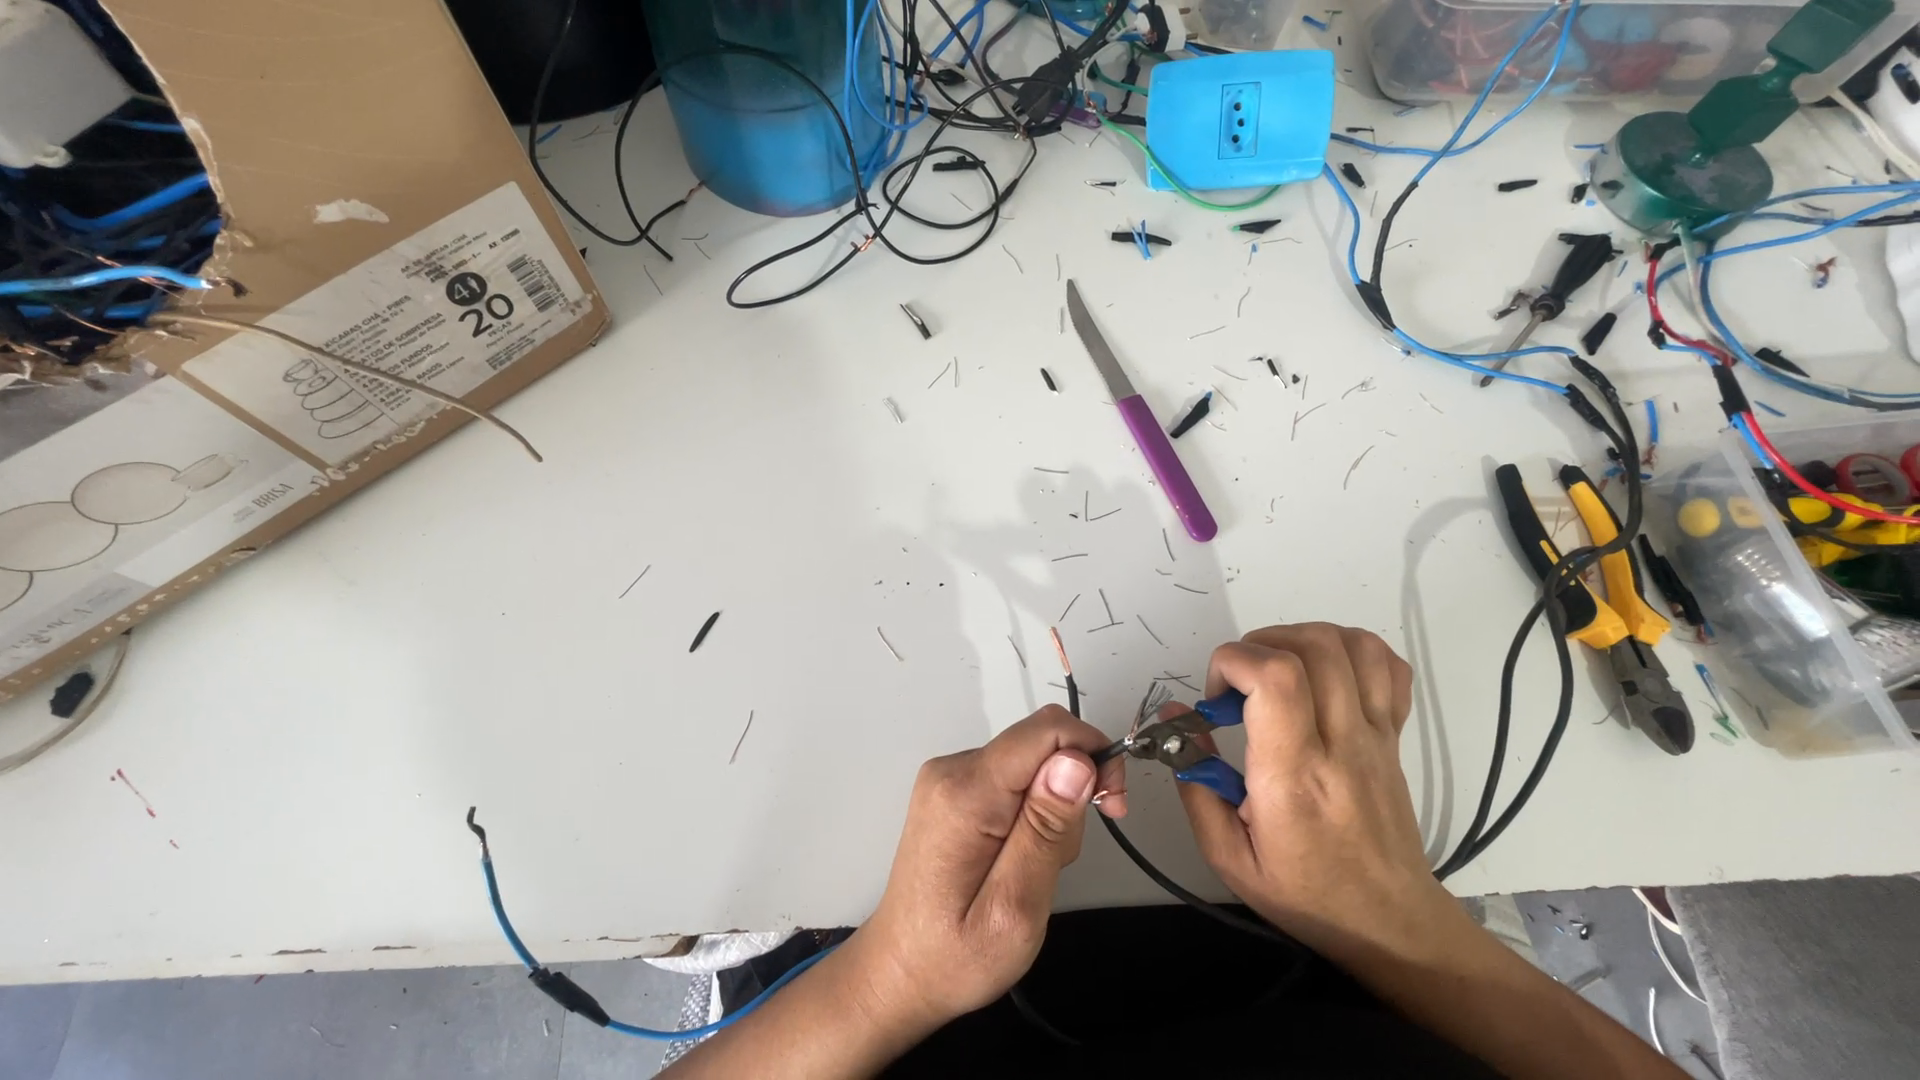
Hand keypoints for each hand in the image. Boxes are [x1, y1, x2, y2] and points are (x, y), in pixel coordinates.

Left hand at [846, 705, 1127, 1029]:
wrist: (900, 970)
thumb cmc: (956, 955)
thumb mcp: (1016, 907)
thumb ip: (1047, 830)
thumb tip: (1076, 760)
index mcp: (966, 793)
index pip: (1046, 731)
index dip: (1092, 754)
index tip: (1110, 805)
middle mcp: (953, 770)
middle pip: (1041, 744)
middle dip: (1072, 791)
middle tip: (1062, 858)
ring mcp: (949, 777)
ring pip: (1032, 763)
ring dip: (1052, 809)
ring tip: (1034, 869)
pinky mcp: (953, 790)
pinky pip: (1013, 779)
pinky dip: (1031, 813)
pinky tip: (1018, 857)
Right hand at [1175, 623, 1454, 957]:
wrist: (1388, 921)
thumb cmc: (1302, 891)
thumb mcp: (1226, 854)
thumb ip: (1195, 781)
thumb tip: (1175, 717)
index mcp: (1294, 775)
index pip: (1275, 678)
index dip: (1234, 662)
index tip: (1217, 698)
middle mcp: (1341, 744)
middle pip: (1314, 646)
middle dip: (1260, 644)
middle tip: (1240, 685)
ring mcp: (1376, 735)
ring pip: (1353, 644)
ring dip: (1302, 638)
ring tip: (1276, 672)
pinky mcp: (1394, 735)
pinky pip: (1387, 666)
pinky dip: (1352, 651)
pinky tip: (1322, 676)